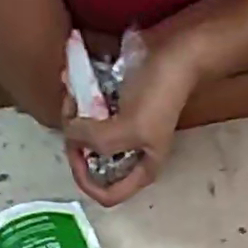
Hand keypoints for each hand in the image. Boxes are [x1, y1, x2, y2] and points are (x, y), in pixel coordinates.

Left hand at [63, 45, 197, 206]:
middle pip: (94, 165)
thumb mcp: (130, 127)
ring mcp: (125, 132)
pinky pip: (94, 114)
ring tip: (72, 95)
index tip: (74, 151)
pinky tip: (76, 85)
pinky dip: (82, 102)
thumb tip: (70, 136)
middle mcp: (131, 156)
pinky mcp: (120, 109)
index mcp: (140, 171)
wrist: (177, 53)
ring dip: (76, 119)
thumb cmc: (160, 96)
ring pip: (90, 138)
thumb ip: (98, 140)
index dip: (85, 180)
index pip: (107, 195)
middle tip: (70, 115)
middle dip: (77, 144)